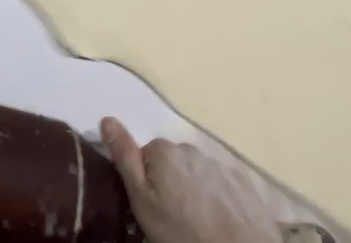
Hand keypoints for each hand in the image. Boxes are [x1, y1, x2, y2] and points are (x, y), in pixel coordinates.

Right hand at [100, 117, 281, 242]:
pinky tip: (220, 220)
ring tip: (198, 221)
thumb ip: (125, 158)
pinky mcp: (243, 182)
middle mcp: (190, 148)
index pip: (144, 156)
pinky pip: (220, 183)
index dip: (145, 181)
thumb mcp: (143, 201)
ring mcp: (219, 164)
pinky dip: (217, 196)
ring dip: (194, 189)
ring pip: (196, 173)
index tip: (151, 206)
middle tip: (173, 217)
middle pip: (171, 163)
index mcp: (162, 151)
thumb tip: (107, 119)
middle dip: (170, 183)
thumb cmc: (183, 232)